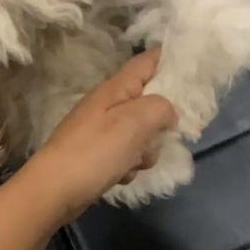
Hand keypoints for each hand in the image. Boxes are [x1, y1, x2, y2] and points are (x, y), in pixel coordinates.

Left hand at [15, 50, 178, 223]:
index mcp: (115, 88)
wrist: (54, 190)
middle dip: (161, 123)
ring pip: (141, 134)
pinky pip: (126, 155)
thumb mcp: (134, 122)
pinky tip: (118, 175)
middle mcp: (108, 105)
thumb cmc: (95, 151)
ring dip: (144, 151)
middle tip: (158, 137)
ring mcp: (102, 130)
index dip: (171, 59)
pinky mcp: (98, 155)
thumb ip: (160, 108)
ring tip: (131, 161)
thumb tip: (169, 111)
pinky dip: (128, 166)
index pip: (147, 62)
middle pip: (149, 103)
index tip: (195, 68)